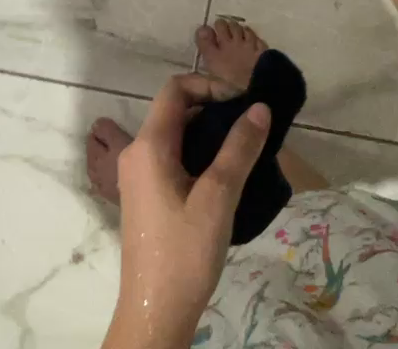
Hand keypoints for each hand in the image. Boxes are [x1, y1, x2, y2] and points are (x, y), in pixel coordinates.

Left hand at [105, 74, 269, 348]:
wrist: (155, 311)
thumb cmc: (184, 251)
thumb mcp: (218, 197)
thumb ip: (239, 148)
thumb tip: (259, 107)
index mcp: (148, 145)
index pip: (175, 89)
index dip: (211, 86)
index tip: (244, 104)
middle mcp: (137, 152)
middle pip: (176, 111)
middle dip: (215, 109)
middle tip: (253, 127)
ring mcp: (139, 175)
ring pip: (176, 136)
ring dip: (210, 134)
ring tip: (247, 150)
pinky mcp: (147, 195)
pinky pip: (173, 158)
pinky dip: (200, 155)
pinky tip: (228, 176)